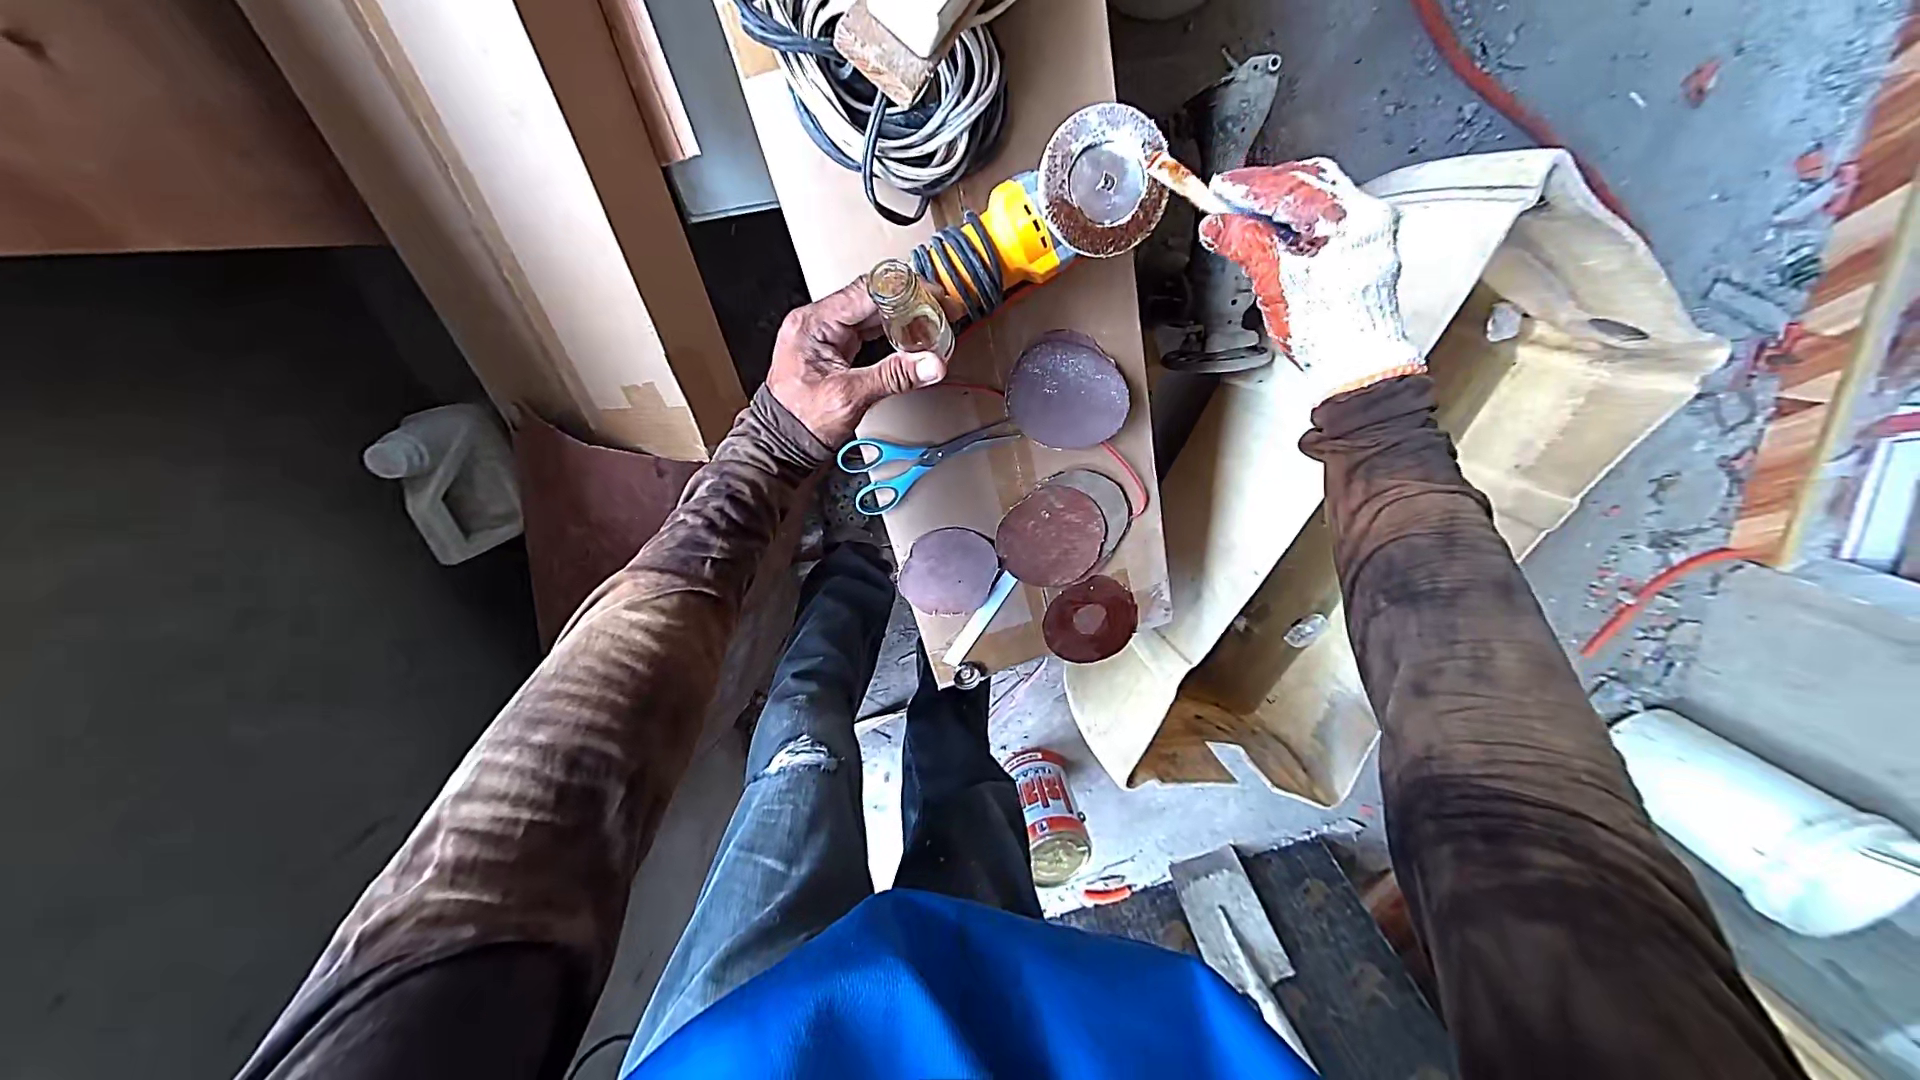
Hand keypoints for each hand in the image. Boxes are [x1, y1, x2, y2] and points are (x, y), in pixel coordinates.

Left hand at [766, 278, 948, 445]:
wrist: (783, 444)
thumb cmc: (801, 420)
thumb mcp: (851, 396)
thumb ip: (894, 376)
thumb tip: (930, 364)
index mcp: (813, 323)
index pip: (865, 291)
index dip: (904, 291)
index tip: (932, 295)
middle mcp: (817, 322)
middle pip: (871, 299)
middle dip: (908, 303)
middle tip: (939, 308)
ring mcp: (826, 335)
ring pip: (872, 315)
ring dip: (903, 318)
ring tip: (931, 323)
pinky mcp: (835, 349)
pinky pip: (868, 332)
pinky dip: (892, 333)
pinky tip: (911, 339)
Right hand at [1197, 159, 1424, 401]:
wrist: (1354, 368)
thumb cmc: (1326, 333)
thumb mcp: (1274, 283)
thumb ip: (1246, 244)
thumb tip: (1219, 224)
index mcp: (1352, 221)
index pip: (1294, 185)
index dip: (1251, 186)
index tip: (1222, 190)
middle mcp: (1368, 222)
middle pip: (1311, 185)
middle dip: (1268, 191)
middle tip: (1232, 200)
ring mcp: (1369, 238)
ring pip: (1319, 205)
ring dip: (1281, 209)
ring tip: (1249, 221)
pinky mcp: (1362, 256)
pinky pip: (1327, 227)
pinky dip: (1297, 227)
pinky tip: (1276, 239)